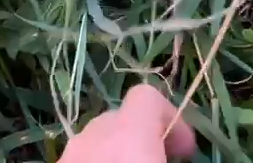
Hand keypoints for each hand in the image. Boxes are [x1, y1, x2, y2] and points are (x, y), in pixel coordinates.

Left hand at [58, 84, 196, 162]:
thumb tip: (182, 141)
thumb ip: (176, 143)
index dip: (171, 117)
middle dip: (143, 136)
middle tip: (164, 160)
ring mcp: (66, 155)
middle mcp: (92, 136)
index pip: (146, 96)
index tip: (186, 148)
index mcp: (127, 134)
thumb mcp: (166, 160)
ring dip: (118, 151)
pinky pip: (80, 159)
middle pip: (120, 118)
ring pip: (97, 141)